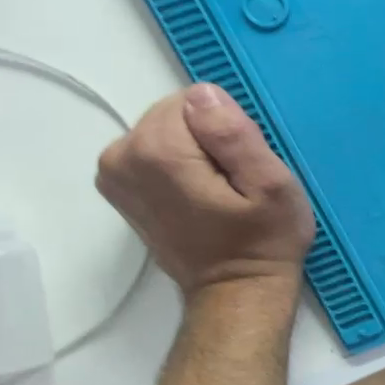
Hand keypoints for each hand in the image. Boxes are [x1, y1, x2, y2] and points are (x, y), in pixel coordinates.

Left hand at [97, 84, 314, 296]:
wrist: (237, 289)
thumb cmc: (265, 240)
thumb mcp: (272, 186)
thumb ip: (235, 136)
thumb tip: (204, 94)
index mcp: (158, 151)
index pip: (195, 101)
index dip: (229, 129)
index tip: (245, 164)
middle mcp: (121, 156)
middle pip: (174, 114)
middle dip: (210, 138)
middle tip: (238, 180)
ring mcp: (112, 173)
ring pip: (164, 130)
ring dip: (197, 151)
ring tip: (222, 188)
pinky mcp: (117, 186)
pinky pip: (153, 150)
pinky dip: (180, 163)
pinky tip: (202, 193)